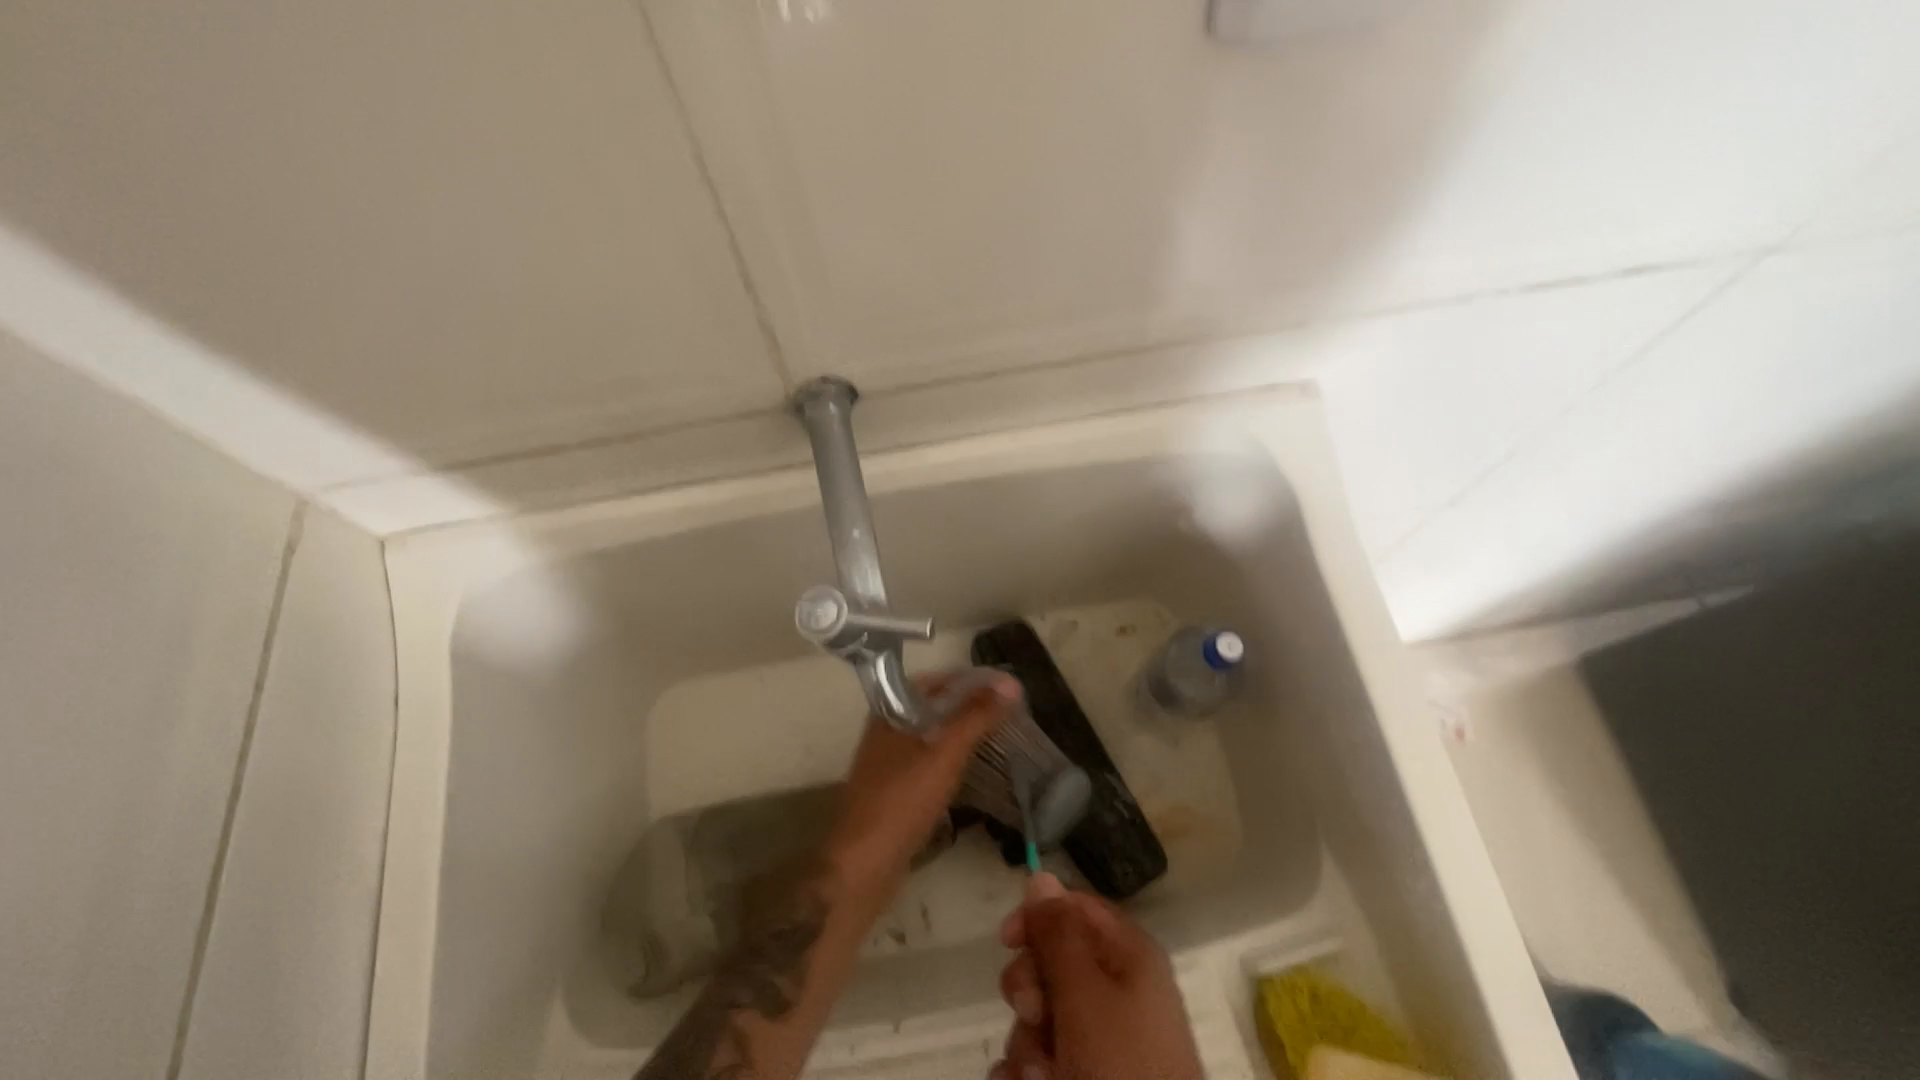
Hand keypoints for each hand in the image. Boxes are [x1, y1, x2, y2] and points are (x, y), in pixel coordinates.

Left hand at [822, 671, 1020, 911]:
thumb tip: (1010, 683)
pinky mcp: (897, 791)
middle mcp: (888, 730)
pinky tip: (977, 770)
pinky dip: (955, 761)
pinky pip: (932, 764)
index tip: (1010, 687)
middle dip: (973, 706)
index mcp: (892, 711)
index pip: (938, 680)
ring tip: (1003, 737)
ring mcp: (891, 762)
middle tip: (1014, 713)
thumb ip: (976, 717)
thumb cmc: (901, 800)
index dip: (973, 680)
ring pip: (934, 737)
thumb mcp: (944, 754)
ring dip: (965, 734)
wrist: (863, 864)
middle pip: (936, 707)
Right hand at [994, 874, 1204, 1079]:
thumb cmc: (1121, 1070)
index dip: (1038, 917)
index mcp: (1128, 957)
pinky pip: (1038, 1060)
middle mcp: (1117, 992)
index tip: (1007, 940)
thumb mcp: (1086, 994)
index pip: (1076, 909)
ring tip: (1042, 1077)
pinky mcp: (1085, 1078)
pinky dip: (1027, 1074)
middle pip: (1051, 964)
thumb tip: (1040, 875)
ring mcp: (1102, 1042)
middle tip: (1035, 1017)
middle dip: (1029, 994)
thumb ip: (1058, 934)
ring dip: (1028, 1046)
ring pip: (1039, 1019)